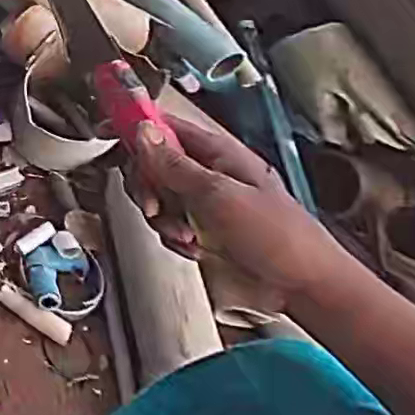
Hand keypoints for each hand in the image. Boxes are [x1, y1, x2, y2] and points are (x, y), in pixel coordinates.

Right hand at [132, 115, 354, 298]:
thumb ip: (173, 164)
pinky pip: (167, 223)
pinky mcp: (200, 228)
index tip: (106, 130)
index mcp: (214, 152)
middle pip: (150, 163)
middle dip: (147, 186)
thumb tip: (141, 131)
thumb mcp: (219, 195)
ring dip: (162, 218)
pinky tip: (194, 248)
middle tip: (155, 205)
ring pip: (155, 196)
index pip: (163, 126)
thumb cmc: (277, 235)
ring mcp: (202, 201)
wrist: (307, 289)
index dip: (133, 125)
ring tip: (185, 236)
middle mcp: (205, 172)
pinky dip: (173, 237)